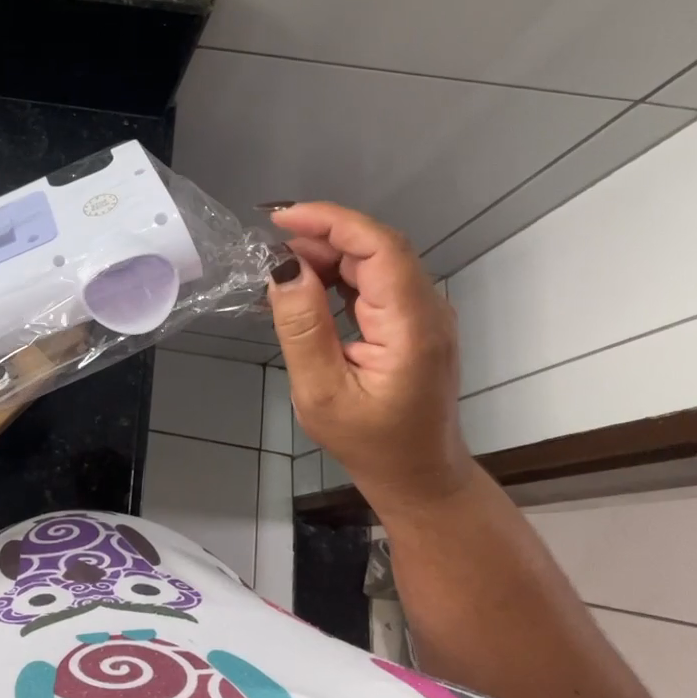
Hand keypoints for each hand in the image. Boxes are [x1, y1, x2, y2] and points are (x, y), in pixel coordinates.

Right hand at [263, 202, 476, 508]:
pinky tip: (305, 286)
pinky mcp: (413, 323)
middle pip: (378, 248)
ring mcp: (424, 315)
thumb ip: (302, 327)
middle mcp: (428, 309)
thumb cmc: (370, 443)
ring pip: (376, 262)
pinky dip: (337, 275)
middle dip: (322, 236)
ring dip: (326, 255)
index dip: (331, 222)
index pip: (380, 247)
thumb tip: (283, 268)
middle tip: (268, 250)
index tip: (280, 220)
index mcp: (413, 326)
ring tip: (278, 268)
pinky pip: (376, 282)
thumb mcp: (321, 391)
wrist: (418, 477)